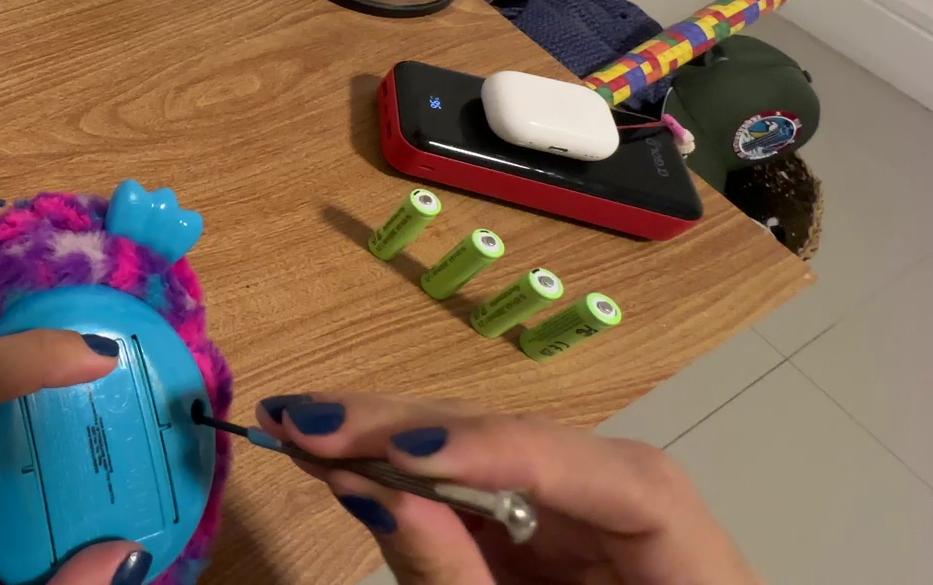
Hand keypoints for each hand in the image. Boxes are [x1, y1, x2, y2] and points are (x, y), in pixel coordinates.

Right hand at [254, 392, 759, 584]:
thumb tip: (366, 483)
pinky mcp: (520, 519)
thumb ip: (453, 579)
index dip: (514, 453)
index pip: (631, 486)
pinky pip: (450, 474)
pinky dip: (383, 458)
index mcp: (700, 581)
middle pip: (528, 444)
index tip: (407, 452)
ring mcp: (574, 517)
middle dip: (407, 430)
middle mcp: (637, 526)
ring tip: (288, 418)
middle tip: (305, 420)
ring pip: (477, 445)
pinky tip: (319, 438)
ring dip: (376, 431)